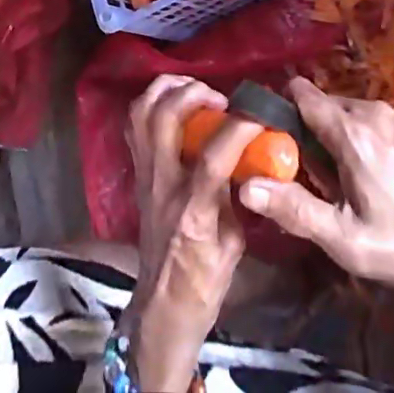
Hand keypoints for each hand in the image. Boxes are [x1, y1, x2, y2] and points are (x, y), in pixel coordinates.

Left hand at [123, 75, 262, 391]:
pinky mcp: (136, 173)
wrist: (162, 305)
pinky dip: (151, 104)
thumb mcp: (234, 244)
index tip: (259, 114)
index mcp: (191, 210)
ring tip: (193, 87)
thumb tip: (252, 162)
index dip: (237, 129)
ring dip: (166, 90)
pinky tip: (173, 102)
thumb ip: (239, 198)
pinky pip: (135, 126)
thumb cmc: (204, 282)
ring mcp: (143, 175)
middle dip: (193, 93)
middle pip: (164, 119)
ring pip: (141, 114)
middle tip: (219, 96)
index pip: (211, 159)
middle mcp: (161, 184)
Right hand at [238, 77, 393, 309]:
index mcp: (352, 133)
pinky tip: (349, 175)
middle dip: (298, 130)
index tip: (265, 137)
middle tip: (296, 172)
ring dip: (319, 136)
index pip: (300, 94)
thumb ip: (293, 209)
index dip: (278, 110)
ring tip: (325, 179)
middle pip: (314, 105)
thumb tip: (245, 187)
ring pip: (332, 111)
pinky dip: (340, 138)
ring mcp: (384, 115)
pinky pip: (351, 118)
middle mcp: (367, 112)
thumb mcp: (343, 239)